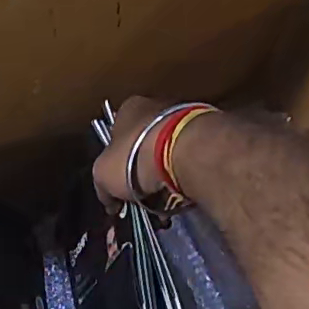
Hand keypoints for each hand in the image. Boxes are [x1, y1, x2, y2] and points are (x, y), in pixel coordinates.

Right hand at [92, 96, 180, 210]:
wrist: (185, 152)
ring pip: (165, 155)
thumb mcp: (102, 175)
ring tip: (160, 201)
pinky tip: (177, 195)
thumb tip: (111, 203)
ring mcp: (184, 118)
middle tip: (138, 197)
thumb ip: (103, 186)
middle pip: (142, 145)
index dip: (113, 164)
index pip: (114, 136)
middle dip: (139, 173)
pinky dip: (181, 178)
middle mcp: (157, 105)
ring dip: (161, 178)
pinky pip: (186, 161)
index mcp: (128, 108)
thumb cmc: (135, 157)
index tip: (116, 187)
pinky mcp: (205, 134)